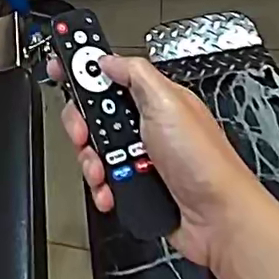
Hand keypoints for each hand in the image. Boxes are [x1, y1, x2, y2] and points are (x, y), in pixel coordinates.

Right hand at [50, 53, 269, 266]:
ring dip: (93, 160)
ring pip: (96, 148)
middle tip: (86, 133)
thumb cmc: (204, 160)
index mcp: (152, 95)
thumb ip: (134, 73)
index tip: (59, 64)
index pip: (110, 72)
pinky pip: (104, 179)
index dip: (83, 67)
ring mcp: (140, 154)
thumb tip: (106, 58)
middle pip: (94, 112)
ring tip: (105, 170)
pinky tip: (112, 189)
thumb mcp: (167, 101)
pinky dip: (102, 186)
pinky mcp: (136, 183)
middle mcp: (144, 122)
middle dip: (83, 124)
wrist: (219, 220)